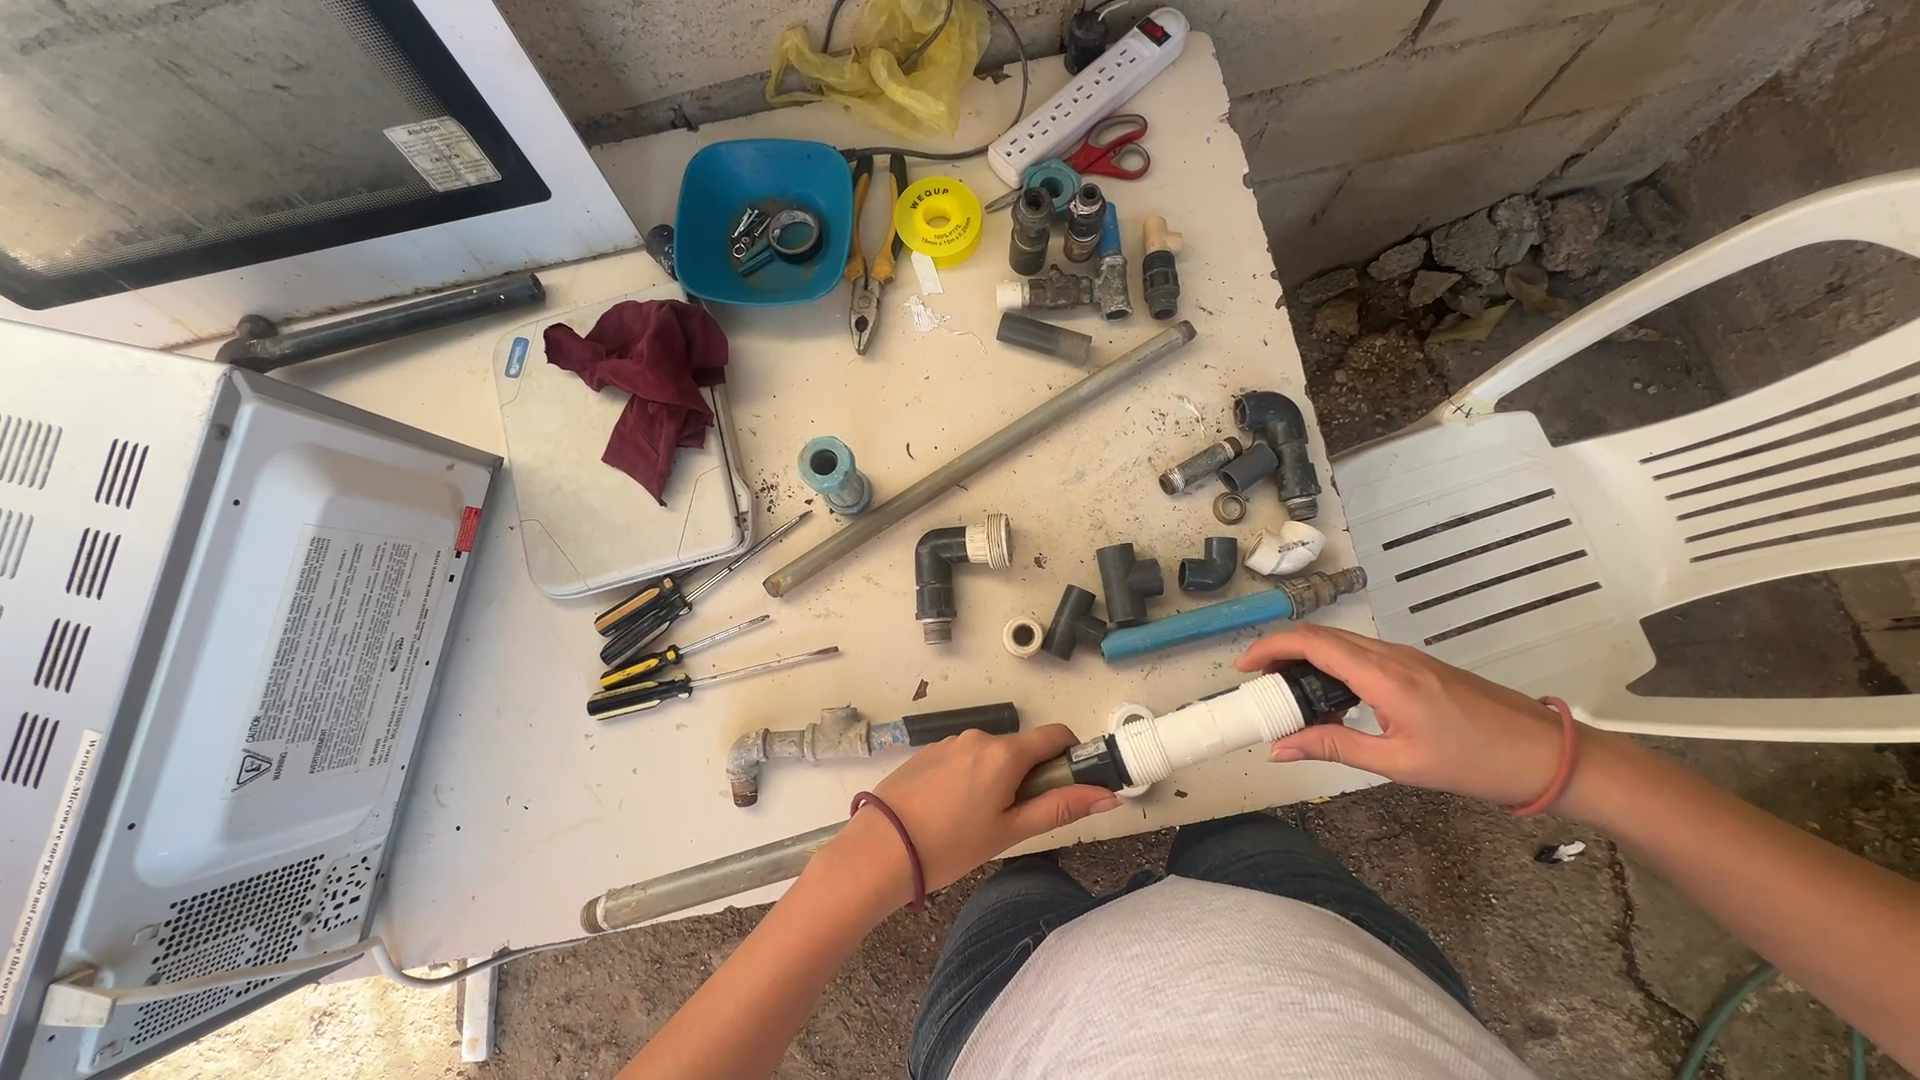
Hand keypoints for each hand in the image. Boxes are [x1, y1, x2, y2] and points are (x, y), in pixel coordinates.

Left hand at [827, 726, 1119, 903]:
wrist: (879, 850)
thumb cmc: (951, 845)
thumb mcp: (1011, 831)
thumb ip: (1060, 808)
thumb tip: (1109, 794)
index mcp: (1005, 753)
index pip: (1056, 734)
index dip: (1072, 756)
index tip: (1071, 785)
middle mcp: (978, 737)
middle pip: (1022, 748)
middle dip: (1031, 775)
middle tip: (1017, 819)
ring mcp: (949, 743)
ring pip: (990, 755)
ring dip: (998, 778)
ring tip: (978, 822)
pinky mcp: (925, 754)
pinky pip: (962, 759)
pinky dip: (969, 778)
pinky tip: (950, 813)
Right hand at [1236, 623, 1568, 806]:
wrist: (1544, 752)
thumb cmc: (1473, 761)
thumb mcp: (1397, 763)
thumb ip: (1334, 747)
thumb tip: (1280, 748)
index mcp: (1382, 675)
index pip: (1310, 642)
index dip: (1269, 648)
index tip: (1242, 668)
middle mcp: (1389, 655)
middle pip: (1319, 636)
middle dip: (1280, 654)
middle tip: (1260, 688)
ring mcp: (1404, 657)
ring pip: (1340, 644)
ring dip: (1306, 661)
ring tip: (1290, 699)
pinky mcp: (1415, 666)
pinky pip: (1360, 655)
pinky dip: (1333, 669)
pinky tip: (1332, 702)